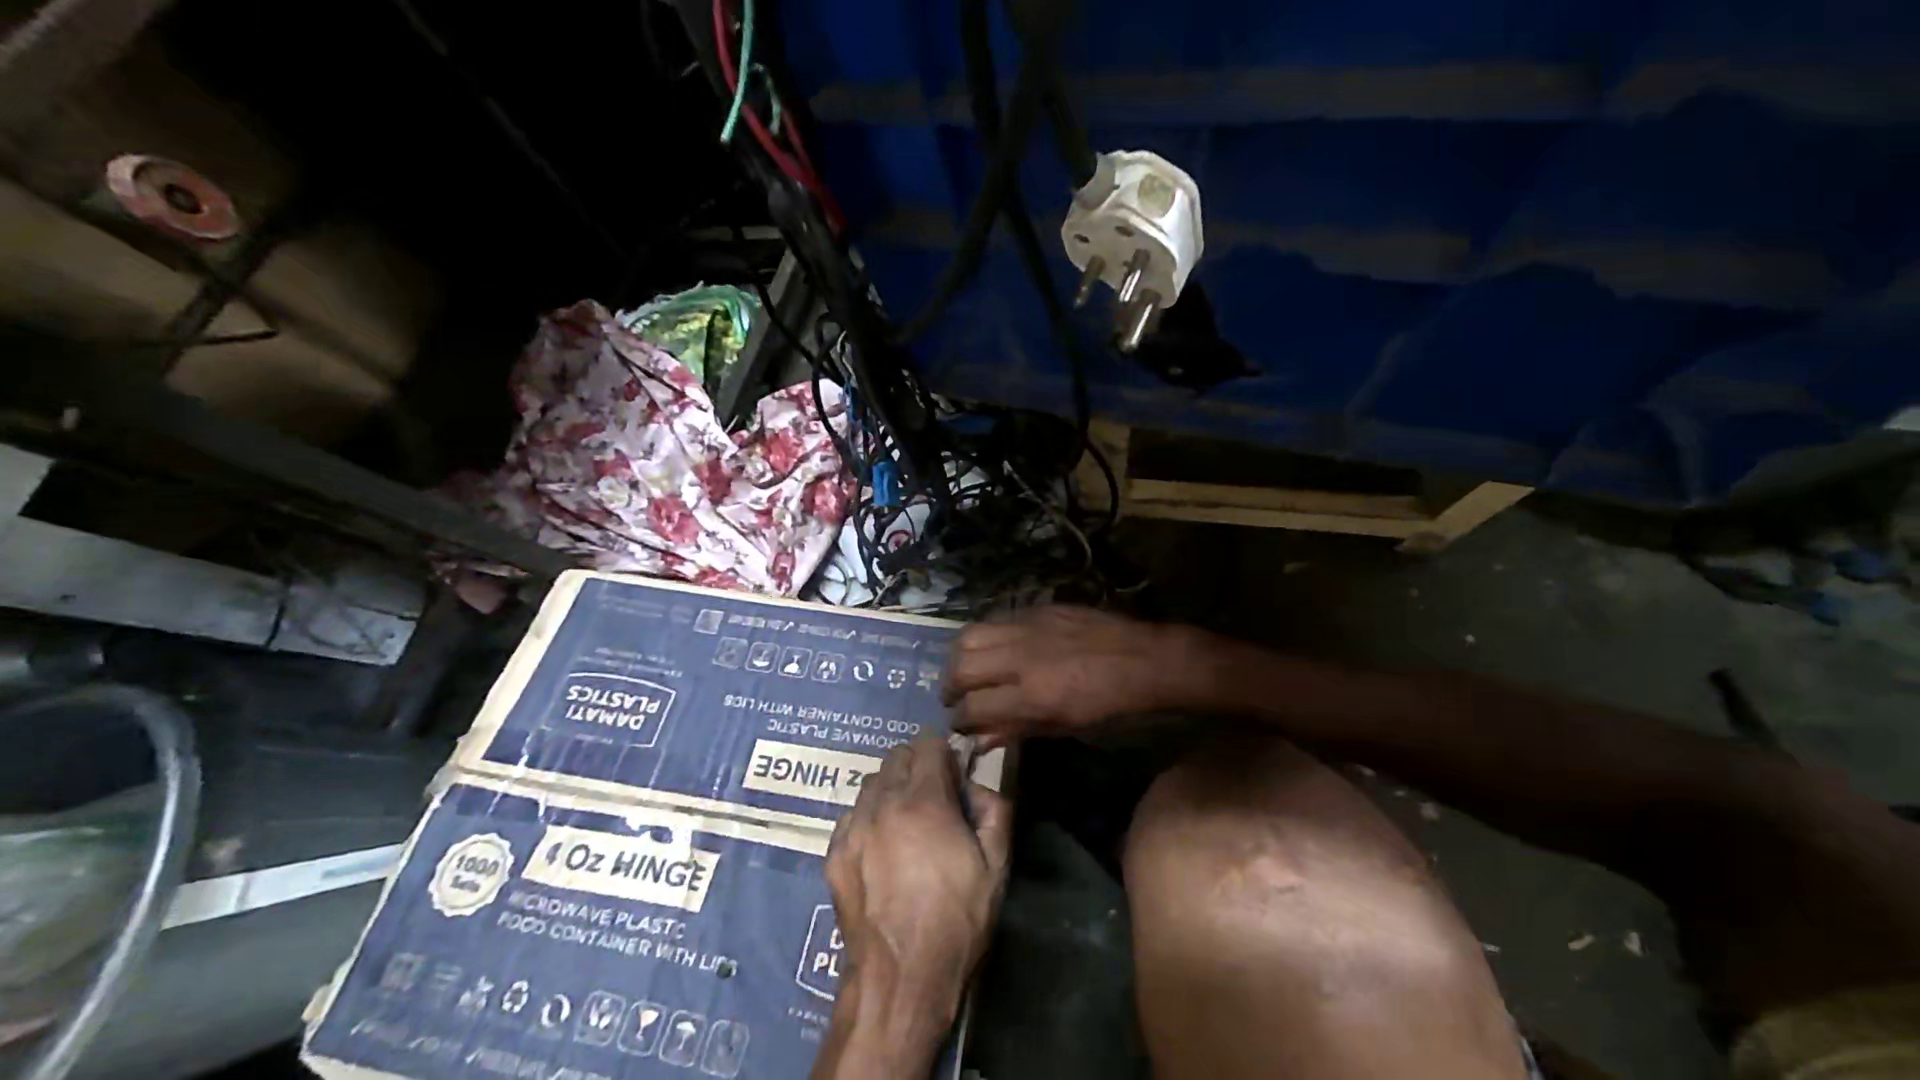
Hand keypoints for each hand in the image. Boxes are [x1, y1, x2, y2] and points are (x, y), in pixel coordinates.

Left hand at [824, 735, 1012, 1038]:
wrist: (902, 978)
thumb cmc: (957, 920)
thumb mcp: (996, 865)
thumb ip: (993, 810)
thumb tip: (975, 786)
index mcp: (924, 801)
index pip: (928, 743)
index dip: (945, 754)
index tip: (955, 777)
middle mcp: (882, 803)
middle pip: (896, 756)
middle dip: (918, 766)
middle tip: (934, 798)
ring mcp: (852, 828)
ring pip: (871, 783)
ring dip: (891, 789)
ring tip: (906, 822)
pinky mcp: (833, 853)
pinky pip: (851, 815)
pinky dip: (868, 817)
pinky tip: (881, 847)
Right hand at [943, 606, 1215, 740]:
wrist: (1156, 662)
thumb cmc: (1119, 709)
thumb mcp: (1071, 729)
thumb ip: (1020, 730)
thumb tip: (979, 740)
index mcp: (1034, 695)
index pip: (972, 707)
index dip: (959, 721)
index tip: (960, 726)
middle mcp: (1023, 657)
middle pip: (961, 667)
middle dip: (950, 688)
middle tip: (957, 699)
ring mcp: (1030, 628)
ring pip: (970, 635)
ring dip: (961, 658)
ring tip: (969, 671)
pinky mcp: (1040, 609)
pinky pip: (998, 619)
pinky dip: (988, 638)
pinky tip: (997, 650)